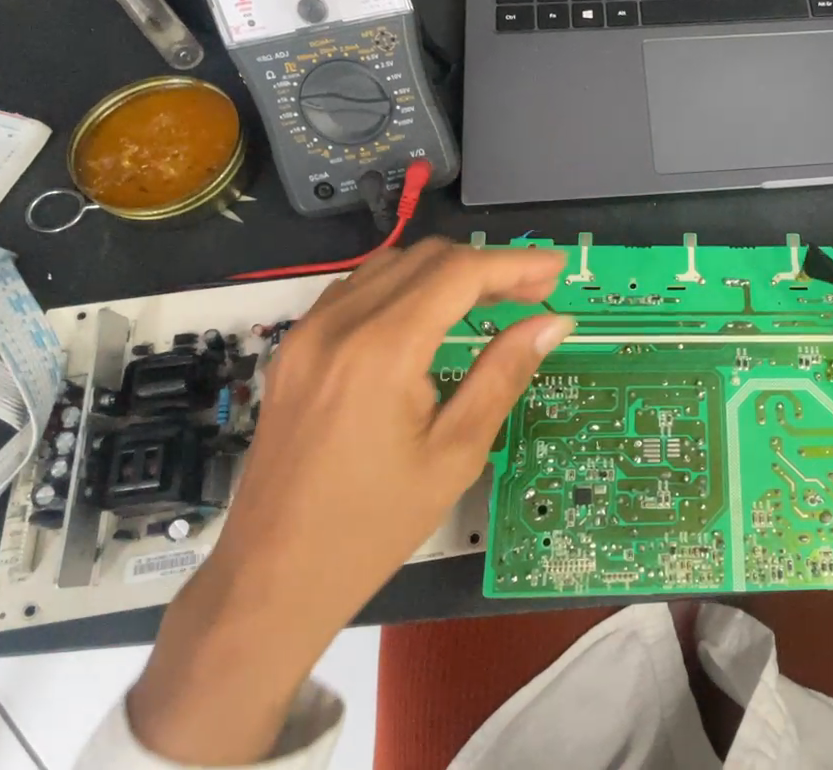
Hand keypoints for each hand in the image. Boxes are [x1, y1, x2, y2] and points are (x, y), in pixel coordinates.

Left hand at [128, 241, 573, 764]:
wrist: (275, 573)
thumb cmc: (375, 524)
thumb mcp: (456, 452)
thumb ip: (504, 373)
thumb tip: (553, 323)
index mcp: (382, 349)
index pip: (460, 273)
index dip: (516, 263)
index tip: (557, 268)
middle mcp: (338, 324)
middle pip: (426, 258)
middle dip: (487, 266)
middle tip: (534, 294)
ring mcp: (307, 333)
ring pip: (390, 266)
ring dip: (446, 272)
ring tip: (492, 301)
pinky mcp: (293, 349)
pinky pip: (356, 290)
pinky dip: (404, 287)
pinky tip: (430, 316)